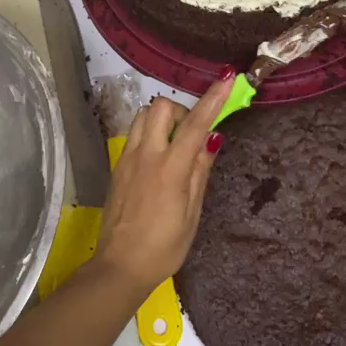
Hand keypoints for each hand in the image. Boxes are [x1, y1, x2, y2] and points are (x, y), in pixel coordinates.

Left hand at [91, 73, 234, 293]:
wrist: (119, 267)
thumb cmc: (163, 247)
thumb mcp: (191, 215)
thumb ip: (200, 171)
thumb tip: (212, 138)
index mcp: (170, 169)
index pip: (196, 125)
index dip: (213, 99)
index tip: (228, 79)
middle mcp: (146, 155)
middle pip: (162, 107)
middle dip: (182, 111)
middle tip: (192, 136)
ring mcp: (128, 158)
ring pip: (144, 116)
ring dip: (162, 119)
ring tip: (174, 145)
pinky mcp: (118, 166)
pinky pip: (134, 134)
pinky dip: (150, 134)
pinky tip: (158, 160)